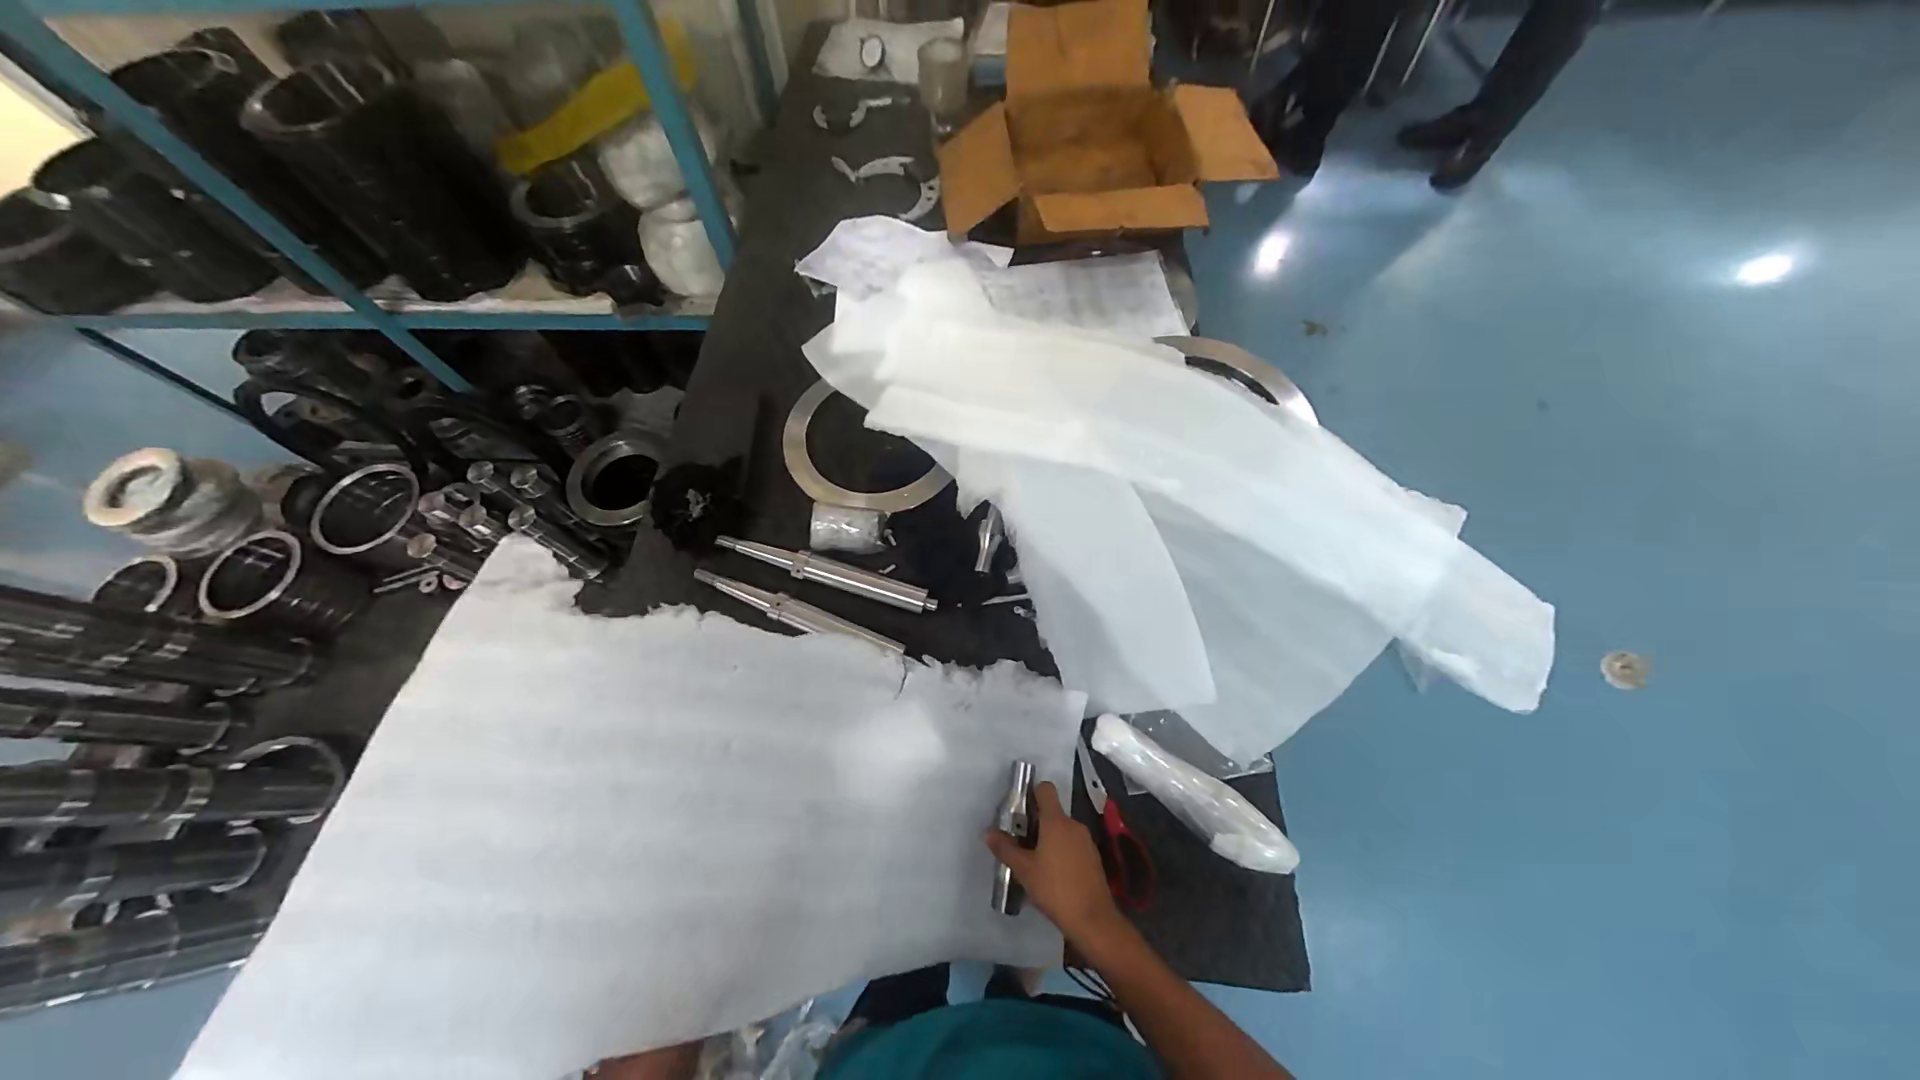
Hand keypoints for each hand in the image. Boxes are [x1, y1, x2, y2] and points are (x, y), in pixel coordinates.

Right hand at [985, 781, 1121, 942]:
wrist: (1092, 919)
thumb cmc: (1055, 888)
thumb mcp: (1024, 870)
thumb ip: (1005, 848)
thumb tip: (988, 833)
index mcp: (1056, 821)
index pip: (1045, 790)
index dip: (1031, 793)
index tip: (1019, 811)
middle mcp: (1073, 825)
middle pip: (1052, 812)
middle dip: (1035, 823)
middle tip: (1019, 842)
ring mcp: (1086, 841)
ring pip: (1062, 829)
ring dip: (1048, 838)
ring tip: (1033, 860)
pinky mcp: (1093, 857)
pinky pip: (1072, 844)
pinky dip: (1061, 851)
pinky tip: (1052, 873)